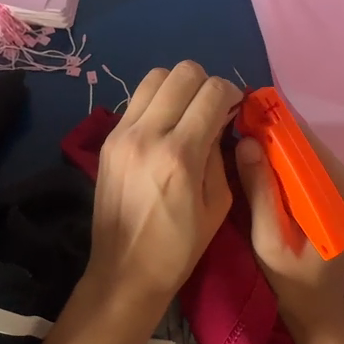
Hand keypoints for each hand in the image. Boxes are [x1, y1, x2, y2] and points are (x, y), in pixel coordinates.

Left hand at [87, 61, 240, 308]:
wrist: (124, 271)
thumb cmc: (179, 247)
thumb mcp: (217, 204)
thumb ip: (220, 154)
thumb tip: (220, 120)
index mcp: (180, 155)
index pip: (213, 92)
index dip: (232, 93)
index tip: (235, 108)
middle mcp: (149, 134)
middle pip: (183, 72)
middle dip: (206, 83)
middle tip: (212, 107)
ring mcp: (122, 133)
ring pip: (155, 77)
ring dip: (178, 86)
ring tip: (187, 111)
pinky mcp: (108, 139)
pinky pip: (137, 100)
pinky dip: (157, 102)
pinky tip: (165, 126)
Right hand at [236, 114, 343, 342]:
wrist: (315, 309)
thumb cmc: (292, 280)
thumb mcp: (269, 239)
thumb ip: (260, 191)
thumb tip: (246, 141)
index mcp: (339, 186)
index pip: (302, 139)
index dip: (267, 124)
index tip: (233, 116)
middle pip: (299, 138)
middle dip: (264, 132)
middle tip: (227, 130)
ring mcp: (338, 180)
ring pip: (297, 146)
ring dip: (266, 143)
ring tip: (232, 143)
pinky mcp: (328, 186)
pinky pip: (298, 160)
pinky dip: (274, 157)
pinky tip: (249, 162)